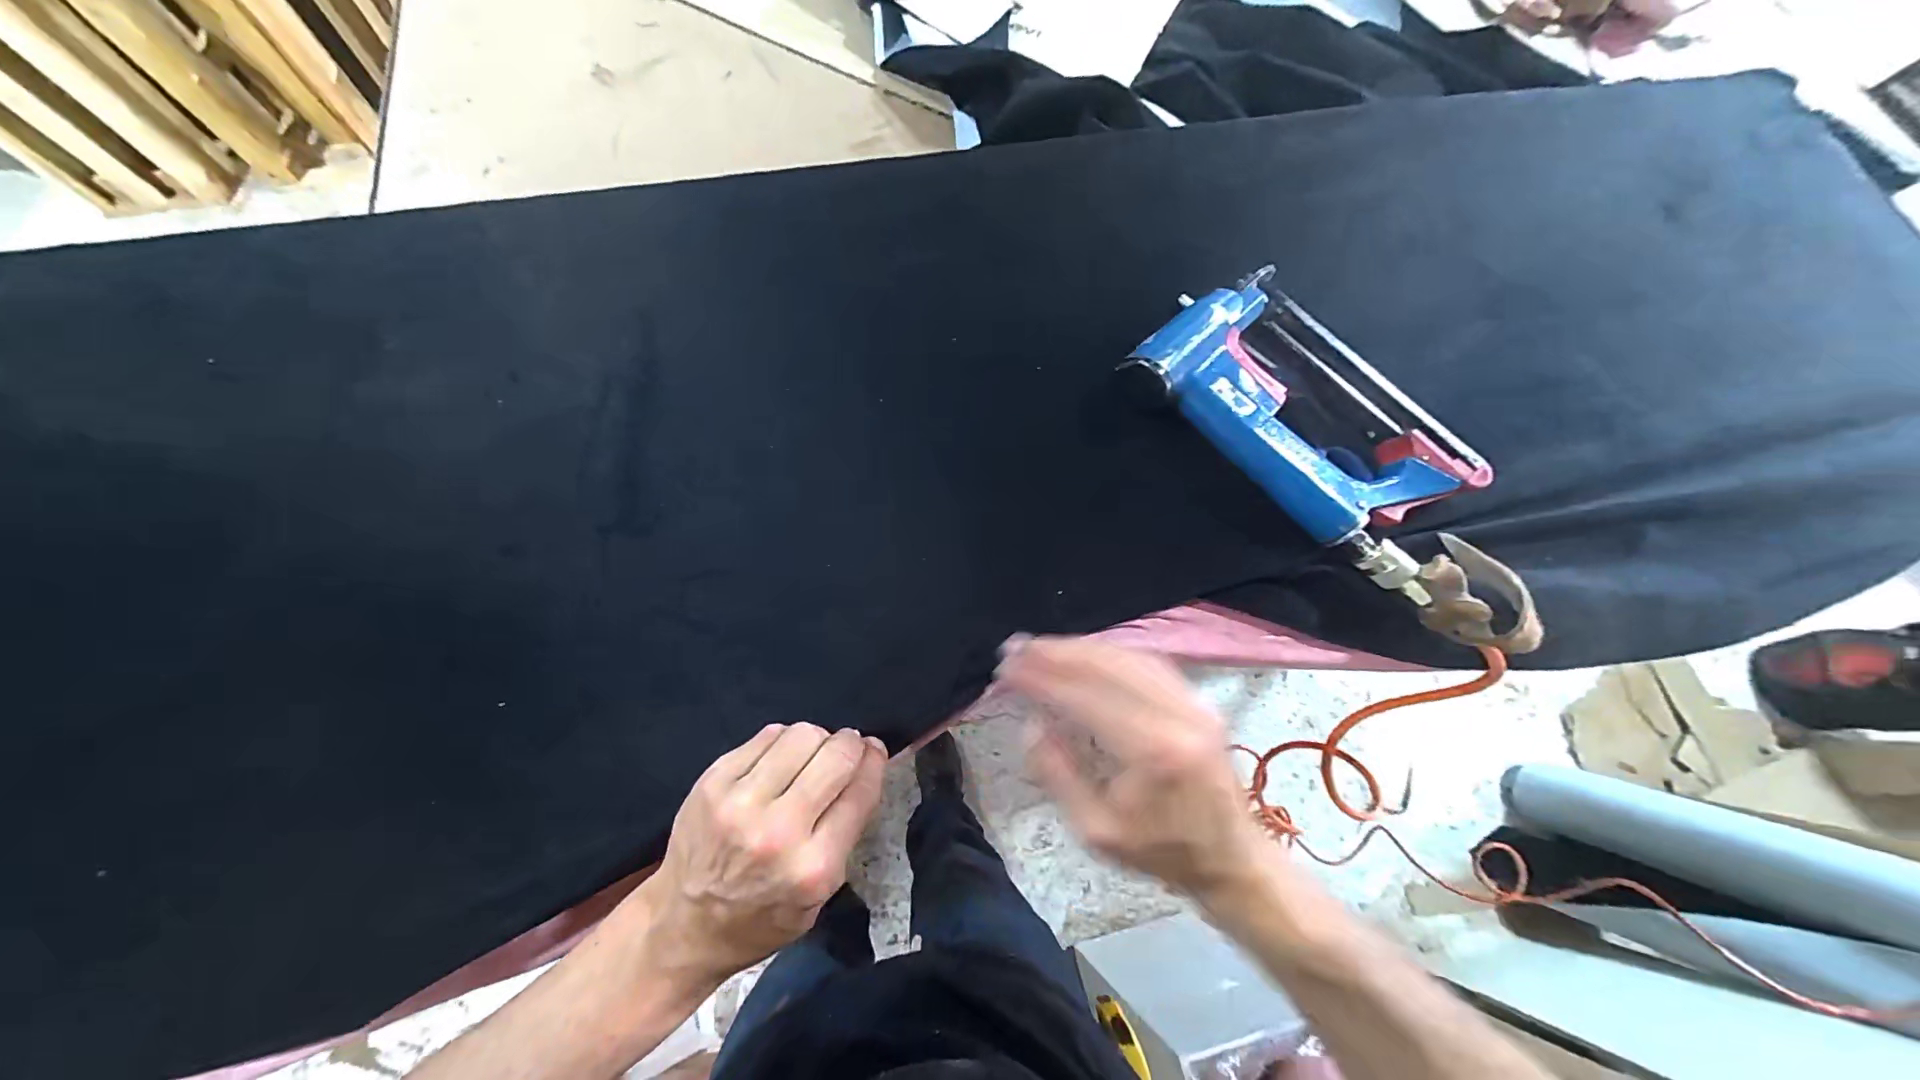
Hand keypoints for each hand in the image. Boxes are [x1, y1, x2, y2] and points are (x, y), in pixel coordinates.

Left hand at [640, 723, 886, 984]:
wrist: (684, 926)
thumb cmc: (762, 916)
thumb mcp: (820, 896)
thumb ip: (846, 832)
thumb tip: (867, 763)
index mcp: (813, 868)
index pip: (860, 790)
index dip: (874, 761)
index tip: (875, 750)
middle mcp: (778, 832)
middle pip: (835, 755)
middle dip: (850, 744)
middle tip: (846, 747)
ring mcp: (740, 804)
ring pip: (802, 734)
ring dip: (816, 739)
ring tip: (810, 754)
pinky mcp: (713, 783)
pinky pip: (766, 735)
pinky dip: (782, 740)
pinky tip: (779, 758)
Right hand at [1000, 637, 1264, 901]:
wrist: (1233, 860)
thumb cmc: (1162, 852)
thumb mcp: (1097, 830)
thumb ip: (1059, 774)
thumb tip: (1030, 724)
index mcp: (1151, 749)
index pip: (1083, 695)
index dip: (1040, 676)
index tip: (1007, 668)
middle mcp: (1176, 714)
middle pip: (1105, 663)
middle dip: (1055, 652)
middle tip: (1016, 648)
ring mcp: (1193, 703)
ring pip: (1127, 655)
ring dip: (1079, 647)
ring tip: (1041, 648)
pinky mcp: (1200, 701)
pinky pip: (1148, 662)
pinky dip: (1110, 652)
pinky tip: (1086, 653)